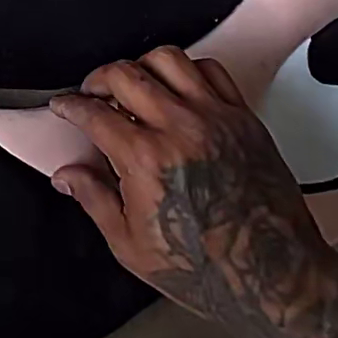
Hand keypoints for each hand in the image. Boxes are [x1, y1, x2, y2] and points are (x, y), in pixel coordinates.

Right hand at [47, 47, 337, 337]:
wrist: (273, 278)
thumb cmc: (208, 268)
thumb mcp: (130, 244)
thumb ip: (93, 199)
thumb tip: (69, 176)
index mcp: (146, 160)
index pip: (93, 112)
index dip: (68, 105)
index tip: (64, 106)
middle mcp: (180, 130)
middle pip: (123, 73)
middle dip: (96, 78)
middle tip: (91, 92)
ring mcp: (214, 119)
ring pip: (167, 59)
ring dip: (140, 66)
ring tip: (132, 84)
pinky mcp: (243, 119)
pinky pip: (210, 69)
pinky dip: (186, 70)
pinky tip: (177, 88)